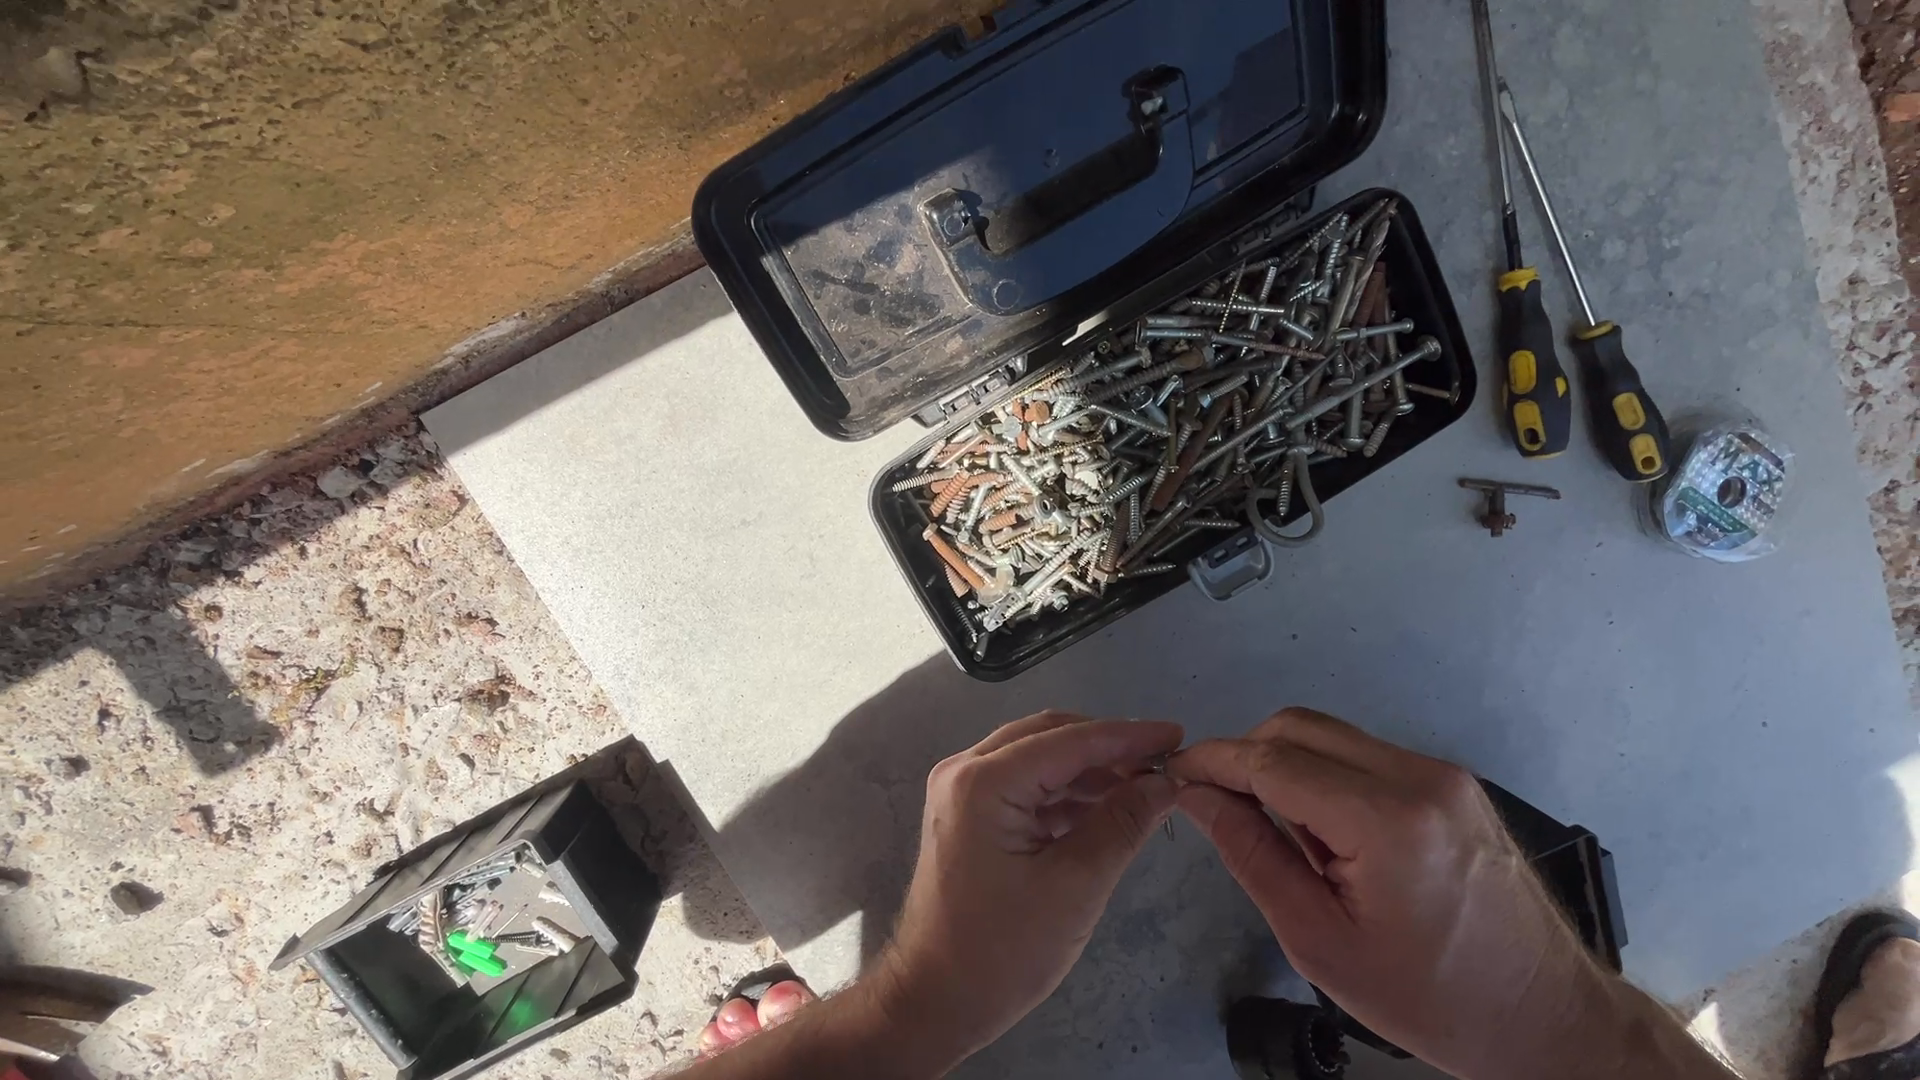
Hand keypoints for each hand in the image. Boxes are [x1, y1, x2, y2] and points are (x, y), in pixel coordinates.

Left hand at [873, 711, 1182, 1065]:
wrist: (934, 1001)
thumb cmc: (1003, 950)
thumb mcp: (1075, 886)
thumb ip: (1122, 823)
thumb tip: (1165, 783)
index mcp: (983, 780)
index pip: (1069, 740)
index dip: (1127, 736)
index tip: (1175, 734)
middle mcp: (965, 770)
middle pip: (1049, 737)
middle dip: (1108, 748)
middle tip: (1162, 762)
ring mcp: (962, 790)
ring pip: (1037, 759)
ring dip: (1088, 771)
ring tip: (1143, 788)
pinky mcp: (968, 813)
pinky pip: (1024, 785)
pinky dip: (1065, 793)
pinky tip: (1104, 808)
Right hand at [1171, 708, 1700, 1079]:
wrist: (1549, 1019)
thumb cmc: (1429, 997)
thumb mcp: (1319, 941)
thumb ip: (1250, 855)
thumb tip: (1196, 796)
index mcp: (1387, 820)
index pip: (1273, 761)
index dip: (1214, 761)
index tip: (1175, 774)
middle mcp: (1417, 776)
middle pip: (1297, 728)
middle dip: (1244, 756)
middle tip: (1220, 804)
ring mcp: (1440, 772)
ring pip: (1327, 733)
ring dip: (1283, 764)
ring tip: (1284, 832)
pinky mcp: (1450, 780)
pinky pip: (1360, 753)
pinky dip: (1321, 774)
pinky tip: (1327, 831)